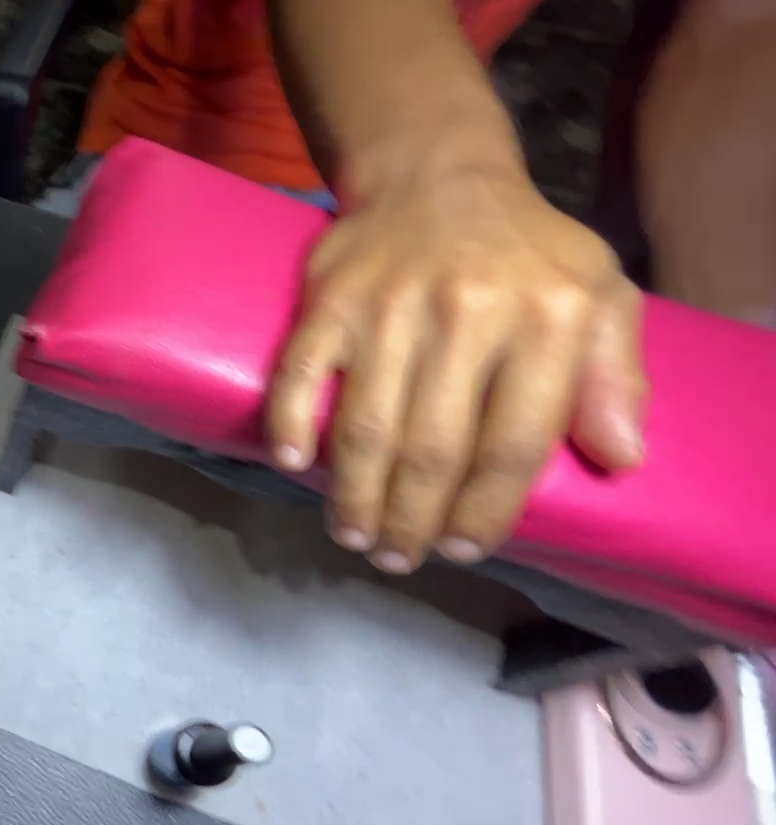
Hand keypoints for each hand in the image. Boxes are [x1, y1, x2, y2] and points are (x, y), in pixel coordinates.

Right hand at [263, 167, 647, 572]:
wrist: (435, 181)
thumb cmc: (519, 252)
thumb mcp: (597, 295)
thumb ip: (613, 374)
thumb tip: (620, 458)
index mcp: (547, 319)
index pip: (517, 440)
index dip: (486, 508)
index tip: (460, 548)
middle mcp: (467, 316)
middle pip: (434, 447)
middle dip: (412, 517)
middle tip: (395, 556)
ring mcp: (387, 311)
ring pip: (366, 426)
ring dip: (354, 493)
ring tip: (351, 533)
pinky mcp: (327, 306)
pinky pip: (300, 376)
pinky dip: (290, 423)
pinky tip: (292, 463)